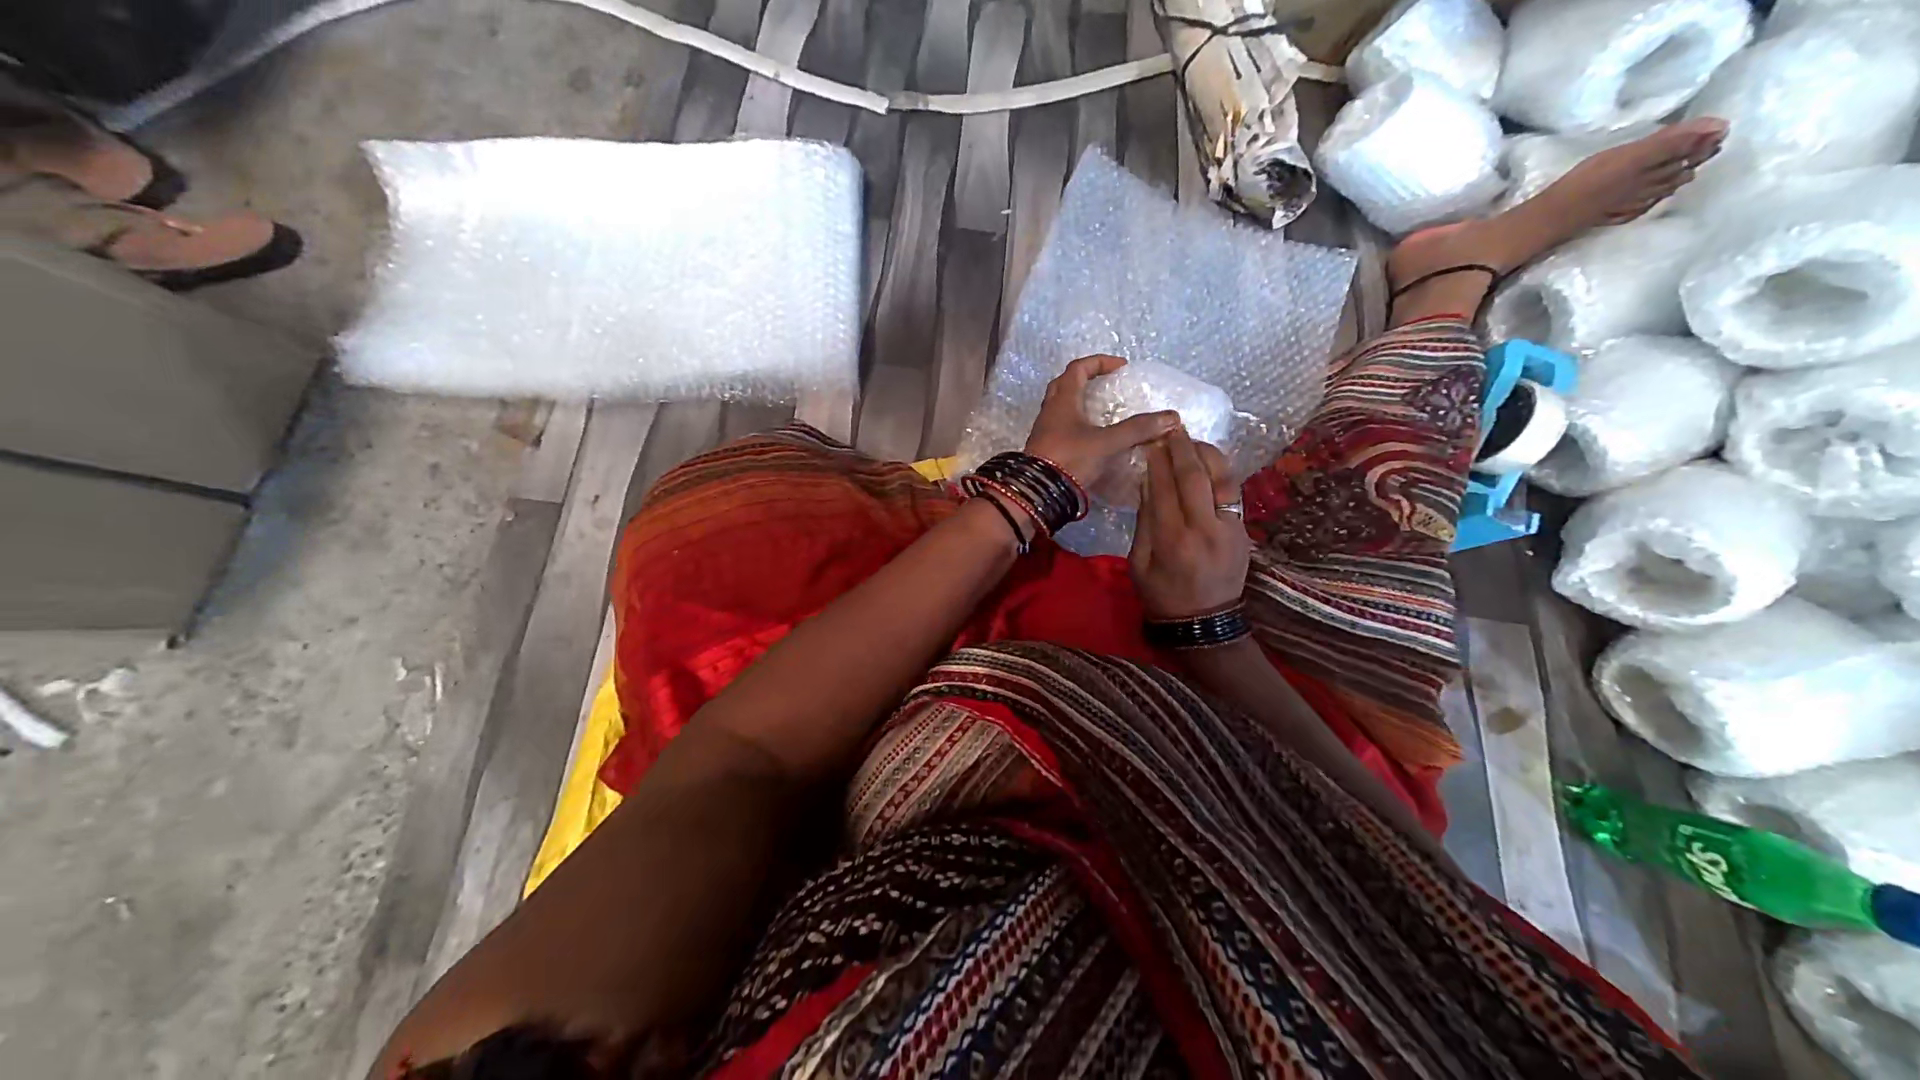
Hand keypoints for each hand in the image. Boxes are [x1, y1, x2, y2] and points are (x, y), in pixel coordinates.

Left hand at [1023, 355, 1179, 492]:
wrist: (1039, 492)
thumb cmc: (1070, 459)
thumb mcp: (1107, 443)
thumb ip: (1137, 429)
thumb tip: (1171, 418)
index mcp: (1063, 400)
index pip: (1078, 368)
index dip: (1099, 362)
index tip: (1120, 366)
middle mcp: (1050, 411)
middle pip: (1065, 384)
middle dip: (1086, 379)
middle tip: (1105, 383)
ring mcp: (1044, 430)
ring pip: (1061, 406)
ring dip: (1080, 403)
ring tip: (1101, 410)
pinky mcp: (1045, 448)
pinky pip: (1061, 426)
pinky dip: (1077, 424)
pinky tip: (1092, 436)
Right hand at [1129, 427, 1248, 618]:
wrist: (1205, 622)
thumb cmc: (1162, 594)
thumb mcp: (1138, 563)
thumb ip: (1144, 522)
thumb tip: (1147, 483)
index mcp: (1171, 540)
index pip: (1164, 488)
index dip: (1157, 462)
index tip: (1151, 443)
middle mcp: (1203, 529)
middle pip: (1194, 477)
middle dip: (1182, 449)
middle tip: (1172, 429)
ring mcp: (1229, 529)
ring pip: (1221, 479)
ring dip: (1207, 454)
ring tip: (1192, 440)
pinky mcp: (1244, 531)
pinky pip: (1232, 493)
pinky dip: (1220, 473)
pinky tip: (1209, 462)